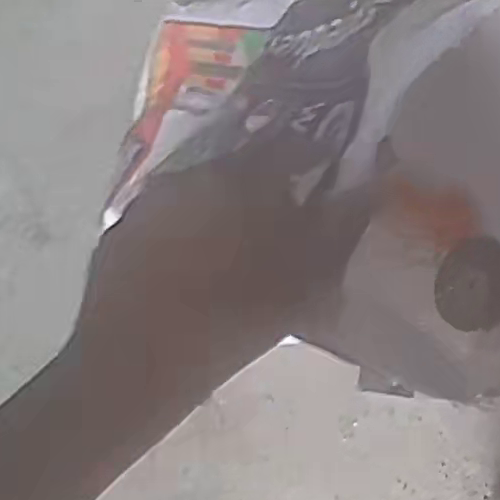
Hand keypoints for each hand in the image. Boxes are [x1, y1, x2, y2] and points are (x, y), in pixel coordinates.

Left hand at [71, 148, 365, 396]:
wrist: (142, 356)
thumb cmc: (240, 309)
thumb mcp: (310, 272)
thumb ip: (345, 224)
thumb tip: (375, 187)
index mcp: (244, 176)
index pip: (292, 143)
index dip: (318, 154)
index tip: (333, 173)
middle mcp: (194, 173)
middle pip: (246, 166)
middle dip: (273, 184)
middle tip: (293, 216)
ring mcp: (151, 201)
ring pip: (208, 191)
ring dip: (233, 206)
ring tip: (248, 243)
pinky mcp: (124, 232)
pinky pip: (175, 217)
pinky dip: (198, 228)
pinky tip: (204, 263)